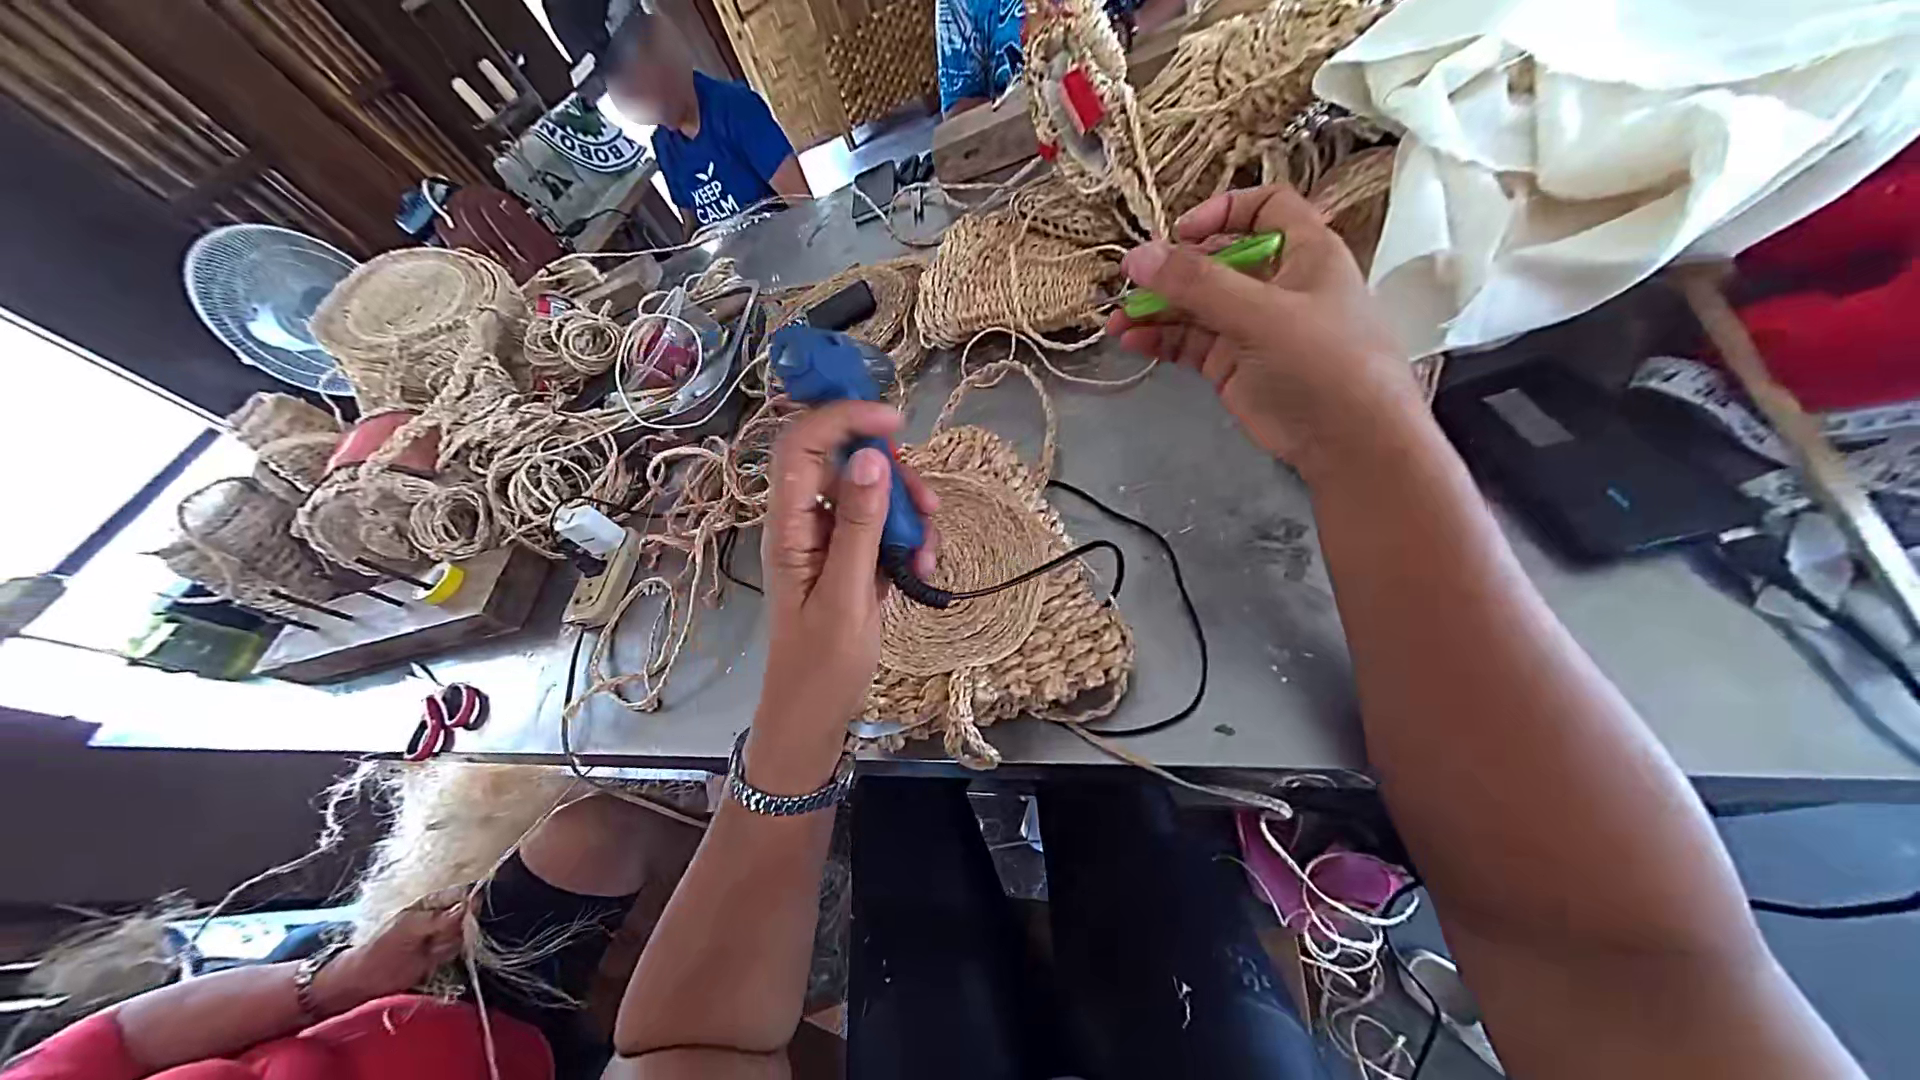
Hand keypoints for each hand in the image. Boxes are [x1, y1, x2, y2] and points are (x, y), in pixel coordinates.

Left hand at [308, 896, 463, 1015]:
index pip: (467, 892)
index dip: (474, 899)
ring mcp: (447, 934)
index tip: (470, 911)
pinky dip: (450, 953)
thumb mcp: (409, 927)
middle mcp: (446, 915)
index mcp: (436, 901)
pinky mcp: (445, 953)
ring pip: (468, 931)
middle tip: (439, 936)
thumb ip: (442, 916)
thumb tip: (472, 904)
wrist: (360, 983)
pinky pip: (461, 948)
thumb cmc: (381, 948)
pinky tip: (432, 959)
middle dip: (460, 925)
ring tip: (429, 950)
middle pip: (472, 912)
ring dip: (452, 941)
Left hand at [753, 402, 938, 792]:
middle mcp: (806, 521)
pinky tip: (921, 569)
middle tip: (927, 506)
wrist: (815, 712)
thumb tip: (871, 459)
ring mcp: (829, 539)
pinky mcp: (850, 556)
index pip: (803, 445)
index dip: (843, 419)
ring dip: (907, 513)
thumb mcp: (848, 595)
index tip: (894, 423)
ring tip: (927, 552)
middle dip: (893, 476)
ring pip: (871, 494)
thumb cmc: (822, 663)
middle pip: (845, 464)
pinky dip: (907, 539)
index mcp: (789, 526)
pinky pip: (881, 526)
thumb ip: (859, 526)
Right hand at [1104, 184, 1423, 476]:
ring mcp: (1249, 327)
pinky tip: (1134, 342)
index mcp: (1302, 252)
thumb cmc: (1323, 362)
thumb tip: (1137, 257)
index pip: (1265, 208)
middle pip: (1214, 262)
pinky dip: (1160, 340)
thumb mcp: (1262, 314)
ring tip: (1118, 322)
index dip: (1223, 212)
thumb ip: (1197, 284)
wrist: (1347, 442)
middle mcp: (1273, 285)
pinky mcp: (1229, 365)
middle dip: (1171, 272)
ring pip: (1193, 306)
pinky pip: (1188, 342)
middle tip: (1130, 284)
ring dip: (1155, 310)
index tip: (1179, 233)